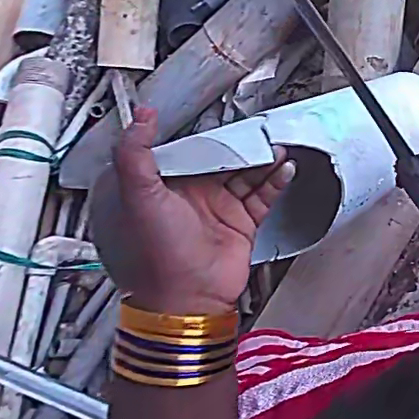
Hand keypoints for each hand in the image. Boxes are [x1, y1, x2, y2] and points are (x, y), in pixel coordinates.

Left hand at [91, 107, 295, 314]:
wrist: (188, 299)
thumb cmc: (156, 257)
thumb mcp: (139, 198)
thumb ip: (135, 155)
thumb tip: (140, 119)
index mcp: (164, 185)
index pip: (187, 148)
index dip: (204, 133)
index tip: (219, 119)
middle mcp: (192, 193)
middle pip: (221, 157)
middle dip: (240, 143)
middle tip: (255, 131)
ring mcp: (218, 207)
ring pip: (246, 172)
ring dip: (262, 158)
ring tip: (275, 145)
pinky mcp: (241, 222)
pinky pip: (263, 195)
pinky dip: (276, 180)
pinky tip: (283, 169)